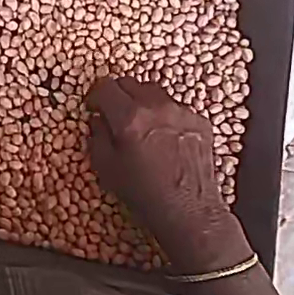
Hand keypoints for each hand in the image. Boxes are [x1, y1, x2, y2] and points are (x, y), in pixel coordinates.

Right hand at [88, 76, 251, 270]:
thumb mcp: (106, 168)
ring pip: (154, 94)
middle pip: (130, 83)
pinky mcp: (199, 121)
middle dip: (117, 96)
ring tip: (139, 128)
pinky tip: (162, 139)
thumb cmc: (144, 194)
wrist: (188, 211)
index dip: (95, 96)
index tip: (94, 106)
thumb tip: (97, 121)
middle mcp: (157, 108)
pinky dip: (164, 117)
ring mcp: (182, 112)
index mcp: (130, 118)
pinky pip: (175, 109)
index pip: (106, 87)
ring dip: (142, 104)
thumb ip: (97, 137)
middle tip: (113, 115)